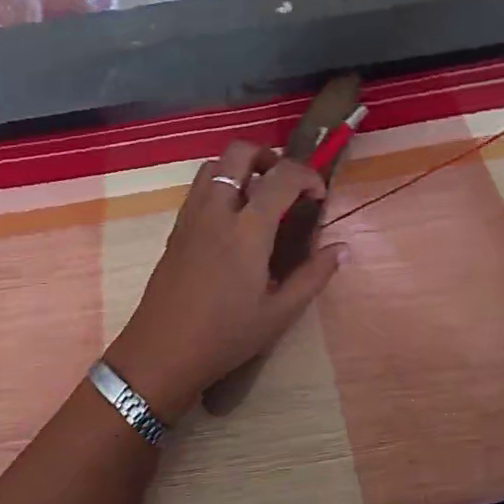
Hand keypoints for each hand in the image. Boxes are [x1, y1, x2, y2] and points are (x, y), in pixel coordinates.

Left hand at [102, 141, 347, 422]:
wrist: (162, 351)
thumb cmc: (225, 336)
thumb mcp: (279, 313)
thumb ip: (313, 276)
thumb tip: (341, 248)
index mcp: (247, 229)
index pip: (281, 176)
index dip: (307, 176)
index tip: (318, 196)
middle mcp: (216, 212)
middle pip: (237, 153)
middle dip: (267, 155)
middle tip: (284, 184)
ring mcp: (190, 218)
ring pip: (211, 166)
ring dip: (238, 168)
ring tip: (258, 198)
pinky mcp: (174, 230)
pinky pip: (197, 190)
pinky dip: (218, 186)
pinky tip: (231, 222)